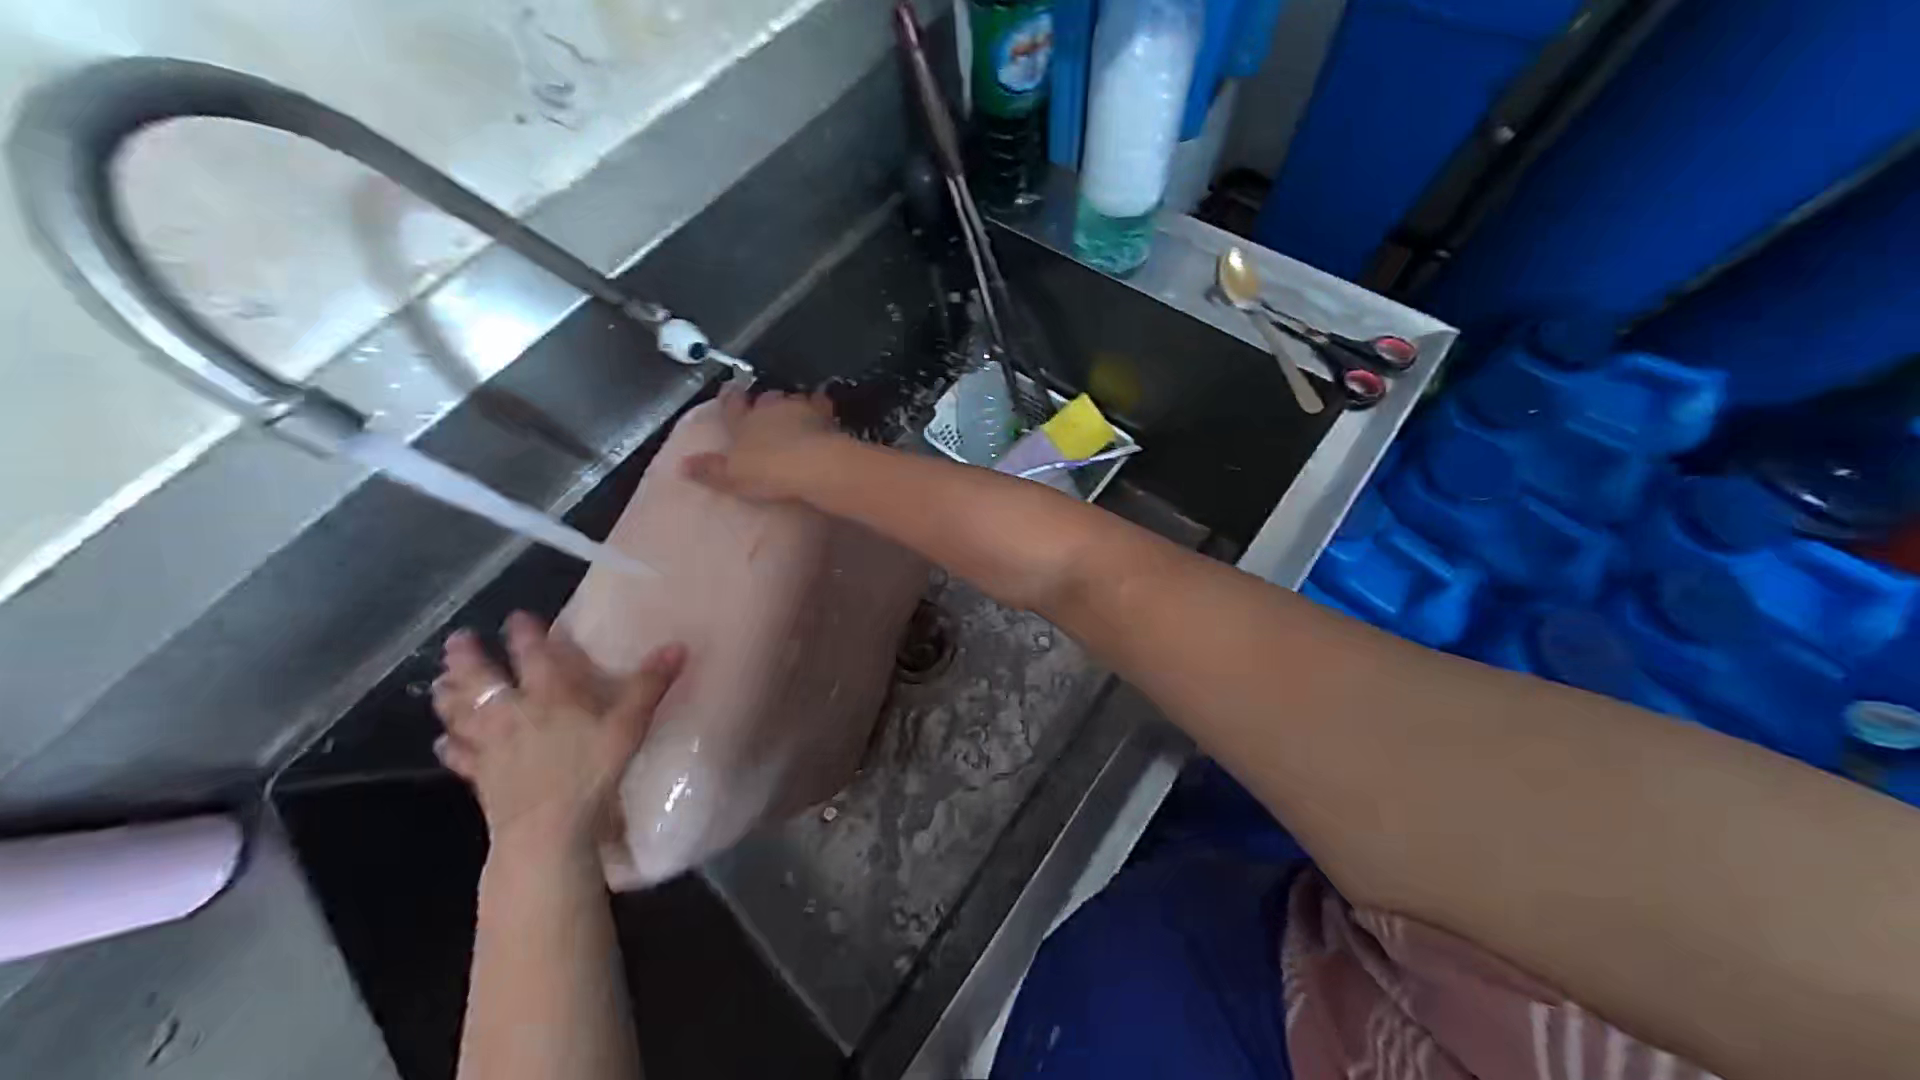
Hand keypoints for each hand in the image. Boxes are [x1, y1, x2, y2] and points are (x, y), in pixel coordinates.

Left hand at [432, 612, 685, 852]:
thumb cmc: (591, 771)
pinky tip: (441, 741)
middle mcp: (512, 712)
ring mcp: (490, 745)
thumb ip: (649, 685)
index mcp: (549, 694)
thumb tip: (678, 646)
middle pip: (481, 678)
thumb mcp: (629, 726)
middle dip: (468, 657)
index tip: (517, 617)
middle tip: (458, 639)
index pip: (533, 654)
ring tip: (439, 682)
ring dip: (449, 695)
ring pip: (460, 712)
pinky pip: (458, 756)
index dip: (524, 633)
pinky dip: (448, 746)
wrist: (548, 828)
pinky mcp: (479, 775)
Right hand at [684, 388, 843, 501]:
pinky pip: (821, 406)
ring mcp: (799, 410)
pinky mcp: (825, 417)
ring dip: (793, 405)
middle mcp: (770, 409)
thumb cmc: (767, 471)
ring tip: (794, 413)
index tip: (730, 390)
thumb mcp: (731, 476)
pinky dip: (820, 408)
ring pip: (793, 399)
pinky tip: (823, 415)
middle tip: (765, 409)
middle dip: (764, 402)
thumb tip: (683, 465)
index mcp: (743, 421)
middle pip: (765, 399)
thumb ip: (709, 469)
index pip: (732, 404)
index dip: (730, 398)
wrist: (813, 464)